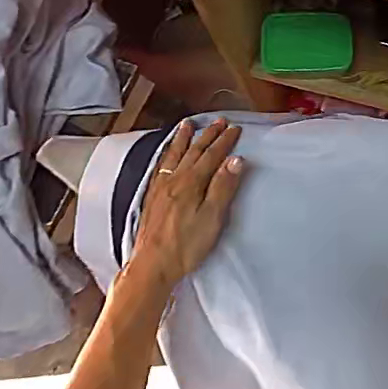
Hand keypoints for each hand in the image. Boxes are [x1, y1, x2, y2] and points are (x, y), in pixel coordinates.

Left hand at [127, 118, 245, 287]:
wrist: (152, 266)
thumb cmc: (186, 245)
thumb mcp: (212, 217)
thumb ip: (223, 187)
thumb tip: (235, 161)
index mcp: (190, 185)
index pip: (211, 156)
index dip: (224, 142)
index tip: (235, 129)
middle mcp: (173, 182)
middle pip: (193, 153)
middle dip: (207, 136)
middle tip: (218, 122)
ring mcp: (160, 190)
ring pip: (173, 157)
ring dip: (183, 140)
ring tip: (187, 126)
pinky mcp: (153, 199)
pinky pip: (160, 168)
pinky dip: (166, 156)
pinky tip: (167, 155)